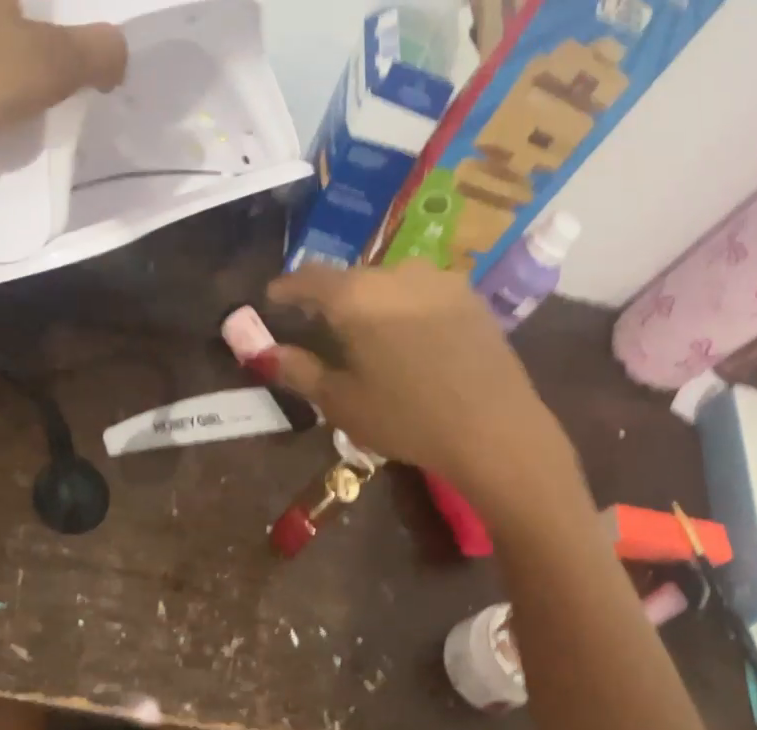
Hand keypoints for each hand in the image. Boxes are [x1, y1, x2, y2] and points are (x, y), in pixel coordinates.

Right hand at [265, 261, 570, 487]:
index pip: (309, 278)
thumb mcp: (341, 402)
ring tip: (368, 337)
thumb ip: (298, 370)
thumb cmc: (406, 418)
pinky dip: (406, 311)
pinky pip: (424, 295)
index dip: (286, 288)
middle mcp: (397, 273)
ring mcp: (440, 280)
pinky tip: (410, 344)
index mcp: (356, 296)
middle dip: (331, 299)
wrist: (494, 429)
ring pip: (391, 284)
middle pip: (352, 278)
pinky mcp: (472, 297)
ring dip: (372, 304)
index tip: (272, 300)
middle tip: (320, 327)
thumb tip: (262, 352)